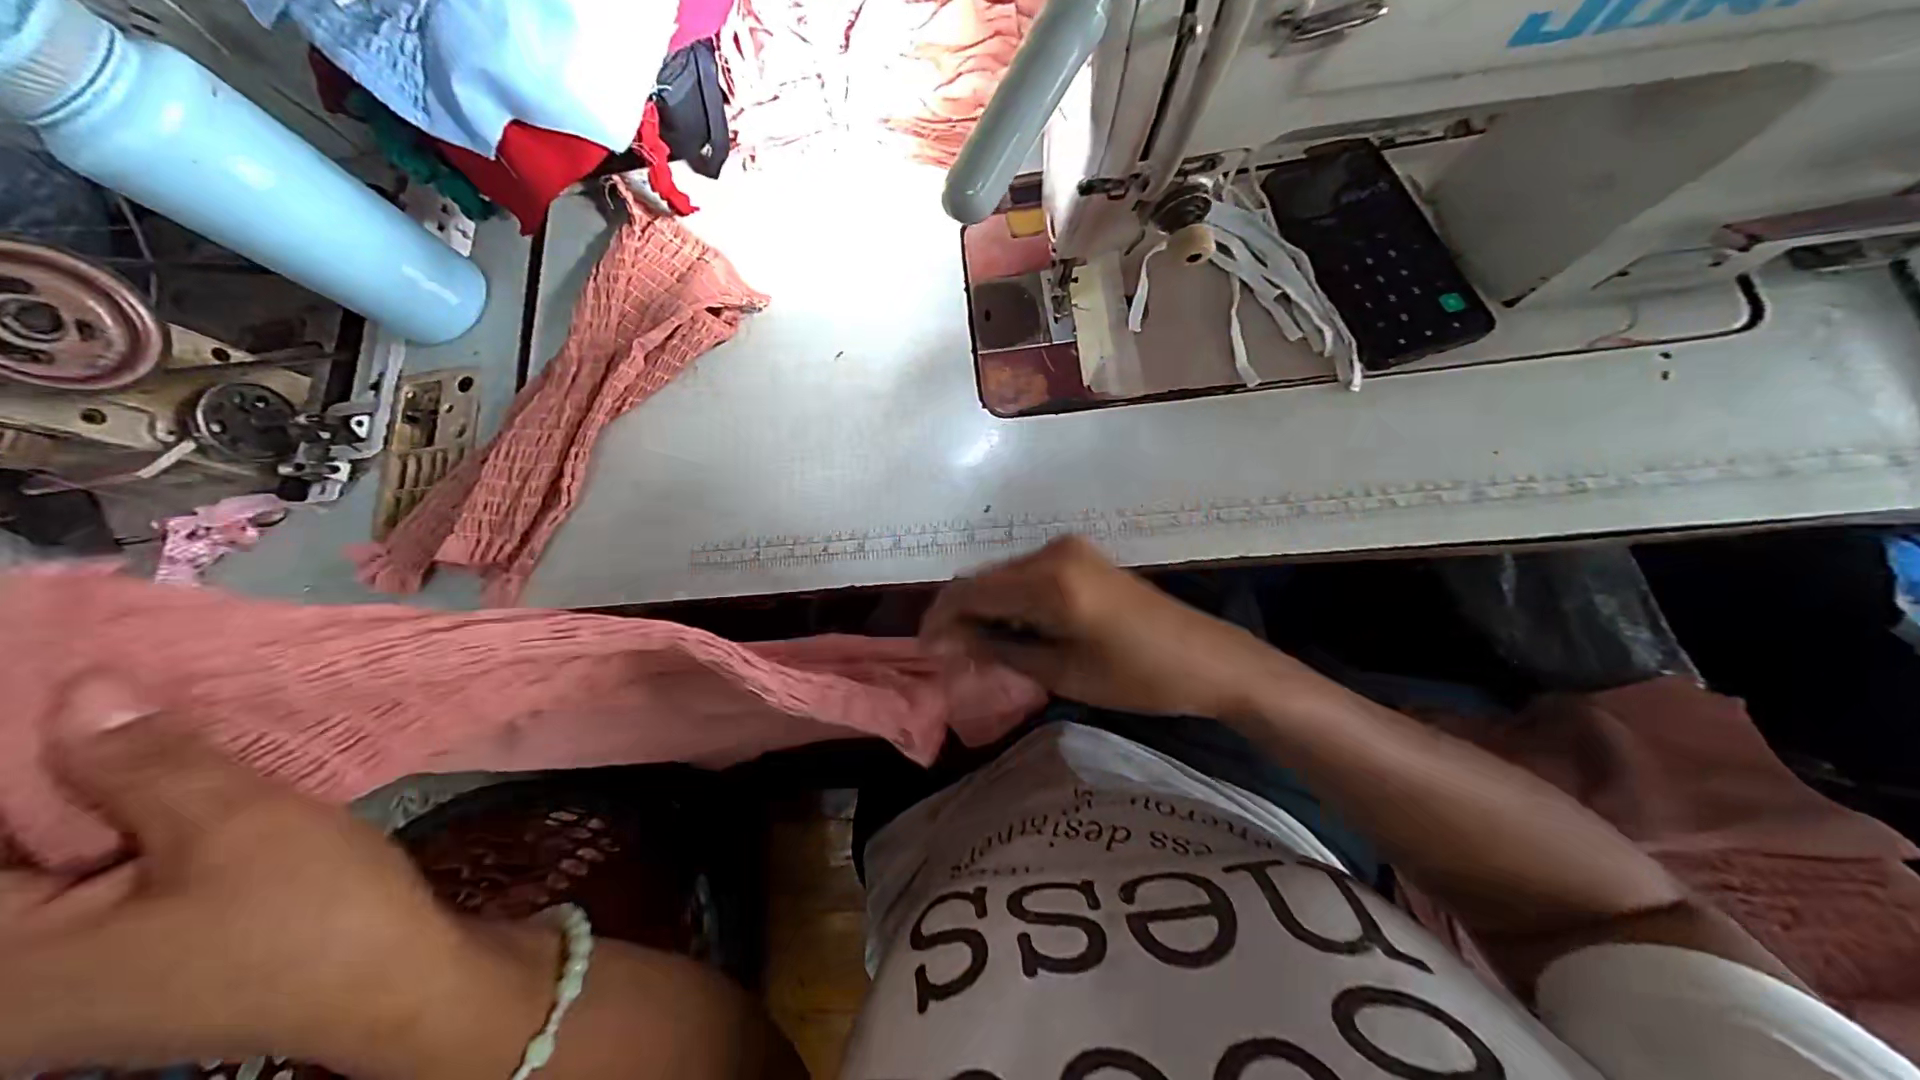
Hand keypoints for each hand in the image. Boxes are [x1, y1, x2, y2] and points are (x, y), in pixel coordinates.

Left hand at [0, 678, 551, 1077]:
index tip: (76, 680)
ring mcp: (55, 982)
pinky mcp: (117, 967)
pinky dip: (133, 826)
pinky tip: (192, 794)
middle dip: (65, 765)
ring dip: (108, 793)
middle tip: (133, 697)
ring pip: (54, 857)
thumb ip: (148, 759)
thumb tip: (82, 688)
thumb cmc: (312, 912)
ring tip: (171, 735)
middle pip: (11, 840)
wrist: (394, 983)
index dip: (22, 744)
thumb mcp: (240, 824)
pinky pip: (94, 879)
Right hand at [920, 537, 1300, 717]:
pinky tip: (1009, 632)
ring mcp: (1069, 550)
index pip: (971, 591)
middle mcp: (1053, 552)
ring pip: (1003, 577)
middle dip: (958, 615)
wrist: (1208, 659)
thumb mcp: (1061, 672)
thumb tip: (948, 643)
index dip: (940, 620)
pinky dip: (1010, 603)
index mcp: (1049, 580)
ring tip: (974, 650)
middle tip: (948, 656)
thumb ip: (1000, 649)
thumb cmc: (1138, 677)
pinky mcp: (1081, 558)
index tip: (925, 652)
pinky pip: (1027, 576)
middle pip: (983, 579)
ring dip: (983, 609)